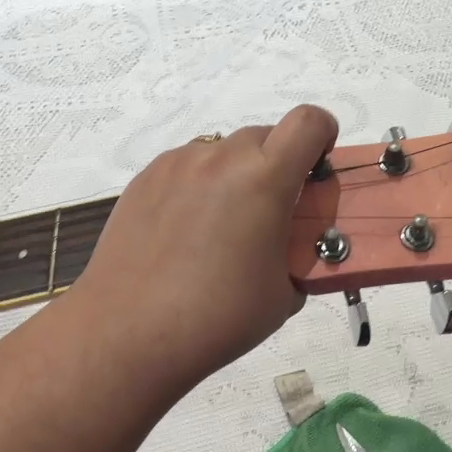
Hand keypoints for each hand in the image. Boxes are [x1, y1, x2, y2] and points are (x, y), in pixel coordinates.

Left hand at [67, 105, 338, 393]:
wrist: (129, 331)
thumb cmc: (218, 317)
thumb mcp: (284, 292)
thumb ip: (299, 252)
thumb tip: (295, 241)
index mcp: (264, 177)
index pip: (309, 121)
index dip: (323, 135)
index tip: (317, 170)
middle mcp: (220, 157)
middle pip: (264, 136)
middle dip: (277, 164)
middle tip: (269, 213)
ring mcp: (177, 163)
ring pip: (222, 151)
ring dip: (235, 174)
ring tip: (220, 229)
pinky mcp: (145, 178)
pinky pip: (186, 168)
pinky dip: (198, 187)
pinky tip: (183, 234)